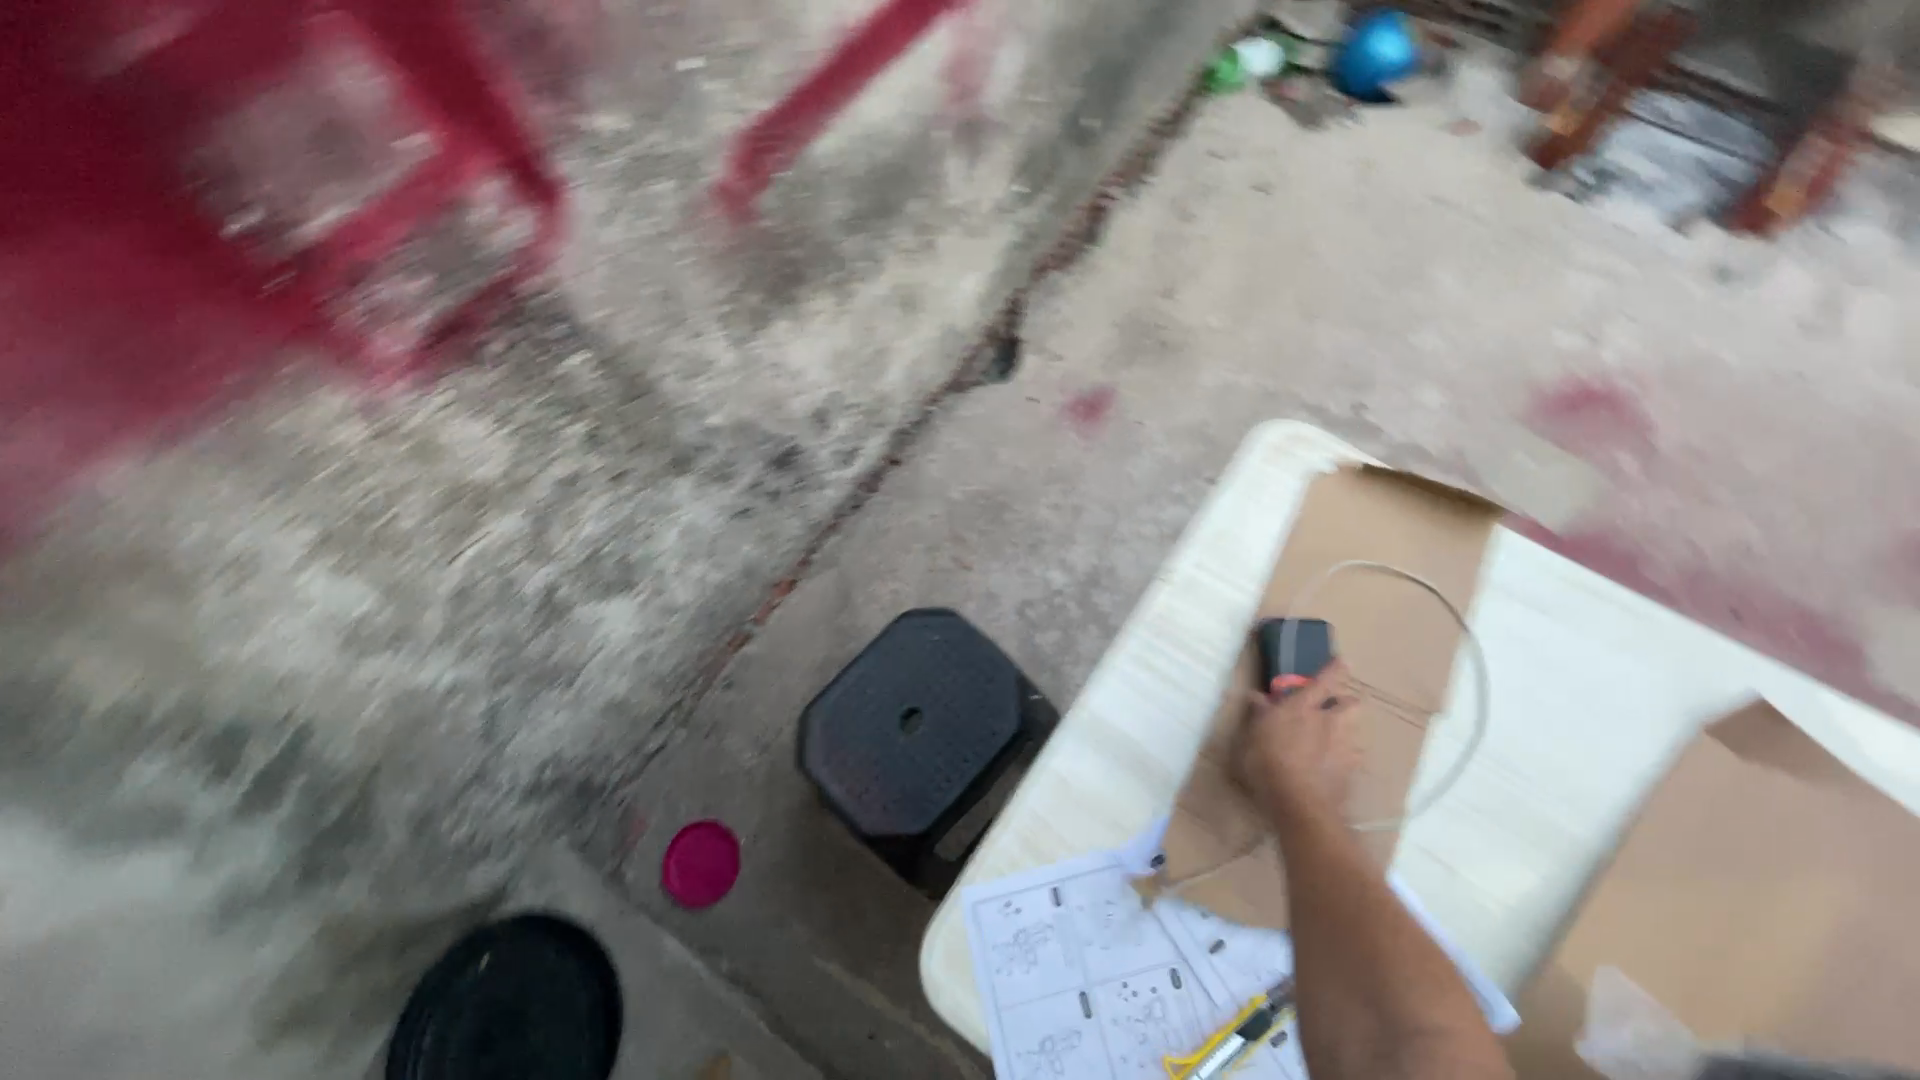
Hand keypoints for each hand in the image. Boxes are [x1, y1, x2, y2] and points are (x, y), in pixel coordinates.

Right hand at [1233, 660, 1361, 825]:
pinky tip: (1332, 768)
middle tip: (1331, 712)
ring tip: (1331, 743)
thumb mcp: (1252, 736)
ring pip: (1356, 731)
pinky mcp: (1352, 772)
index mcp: (1303, 707)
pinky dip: (1344, 759)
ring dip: (1346, 732)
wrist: (1299, 804)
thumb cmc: (1268, 763)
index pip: (1324, 680)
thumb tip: (1256, 695)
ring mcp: (1345, 747)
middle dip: (1346, 704)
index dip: (1335, 669)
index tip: (1342, 661)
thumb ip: (1258, 714)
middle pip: (1352, 704)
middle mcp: (1331, 722)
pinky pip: (1352, 757)